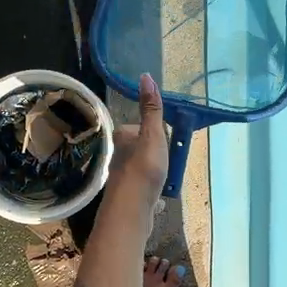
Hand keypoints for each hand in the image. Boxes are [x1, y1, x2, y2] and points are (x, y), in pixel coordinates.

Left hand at [107, 74, 168, 200]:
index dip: (158, 135)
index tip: (167, 144)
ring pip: (145, 166)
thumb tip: (145, 76)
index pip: (143, 128)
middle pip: (145, 146)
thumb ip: (151, 109)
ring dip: (157, 170)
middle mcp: (118, 153)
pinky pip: (146, 184)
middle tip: (168, 163)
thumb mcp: (152, 135)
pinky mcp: (129, 193)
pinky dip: (154, 186)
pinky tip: (159, 193)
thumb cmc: (143, 168)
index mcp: (122, 136)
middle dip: (159, 154)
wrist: (131, 210)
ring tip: (165, 177)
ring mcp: (123, 175)